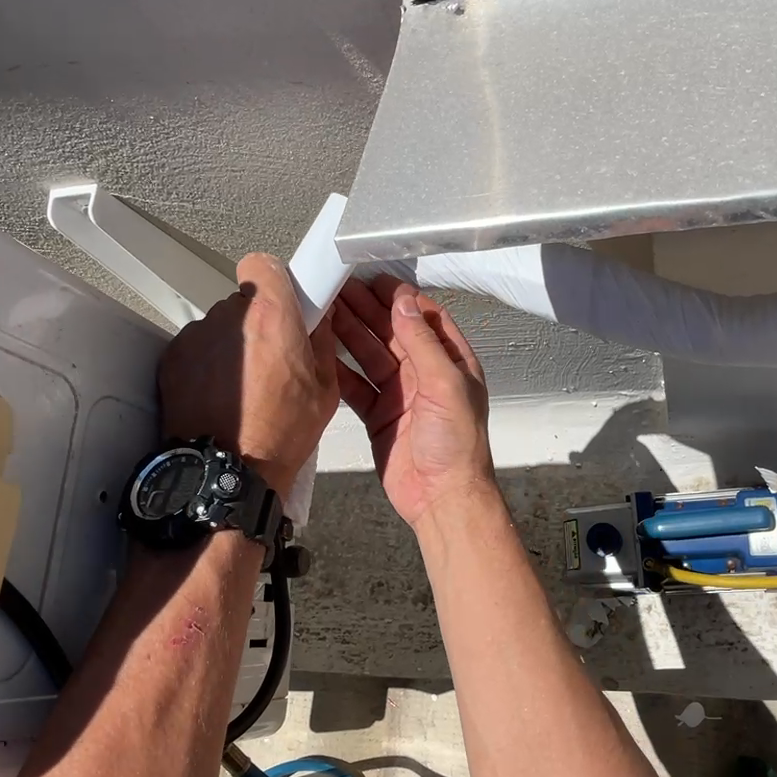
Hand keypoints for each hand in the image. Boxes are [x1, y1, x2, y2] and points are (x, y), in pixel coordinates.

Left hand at [158, 254, 338, 496]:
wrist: (227, 472)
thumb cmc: (277, 435)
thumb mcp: (325, 391)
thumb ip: (322, 344)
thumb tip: (321, 322)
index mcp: (274, 317)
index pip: (264, 264)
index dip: (274, 280)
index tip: (285, 300)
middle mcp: (232, 317)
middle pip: (244, 301)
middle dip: (259, 322)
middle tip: (273, 359)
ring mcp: (198, 336)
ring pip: (221, 326)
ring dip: (233, 345)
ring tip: (246, 387)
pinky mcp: (174, 357)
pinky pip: (198, 348)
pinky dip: (208, 365)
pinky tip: (222, 397)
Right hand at [331, 276, 494, 528]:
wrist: (442, 498)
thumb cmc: (456, 444)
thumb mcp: (446, 386)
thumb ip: (423, 344)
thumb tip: (404, 303)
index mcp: (450, 361)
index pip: (424, 318)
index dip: (399, 297)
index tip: (371, 278)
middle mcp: (425, 374)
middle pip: (391, 333)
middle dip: (365, 310)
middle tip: (336, 289)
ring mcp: (400, 395)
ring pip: (370, 356)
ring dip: (348, 335)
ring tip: (322, 311)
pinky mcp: (379, 416)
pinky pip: (356, 387)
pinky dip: (339, 371)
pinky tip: (320, 354)